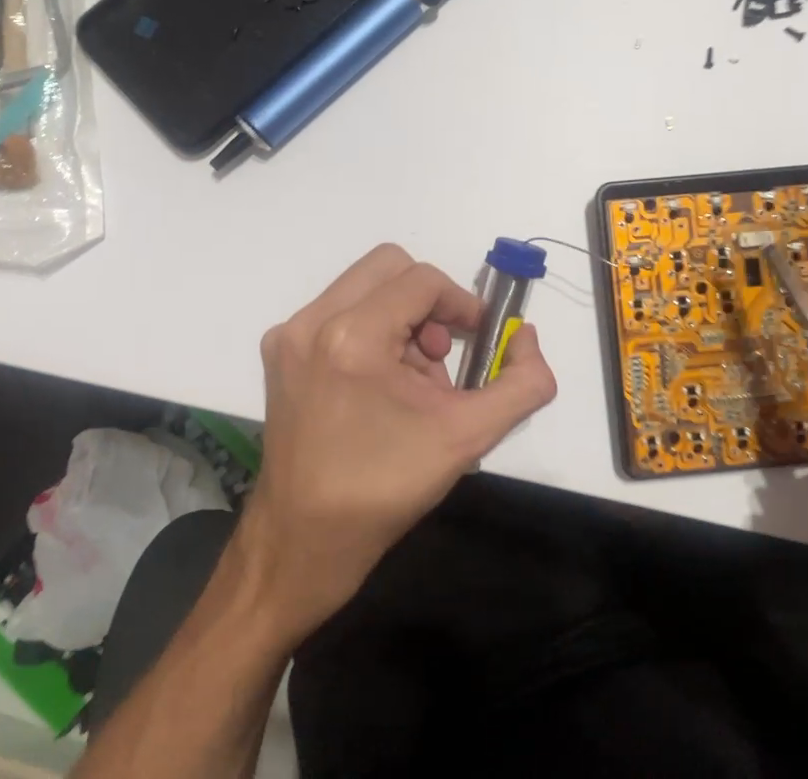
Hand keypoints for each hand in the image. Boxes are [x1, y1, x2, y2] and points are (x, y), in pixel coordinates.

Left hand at [238, 244, 557, 637]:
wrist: (305, 540)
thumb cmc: (385, 489)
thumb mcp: (469, 436)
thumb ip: (522, 383)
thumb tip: (527, 339)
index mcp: (351, 336)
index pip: (422, 280)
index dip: (462, 302)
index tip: (480, 338)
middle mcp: (310, 322)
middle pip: (388, 268)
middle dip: (428, 304)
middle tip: (442, 358)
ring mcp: (288, 338)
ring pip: (364, 291)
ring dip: (402, 321)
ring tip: (414, 386)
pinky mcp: (280, 356)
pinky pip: (339, 316)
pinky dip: (373, 335)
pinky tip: (382, 390)